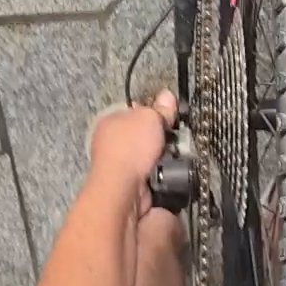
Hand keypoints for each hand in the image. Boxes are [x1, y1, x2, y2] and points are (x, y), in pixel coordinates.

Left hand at [86, 91, 177, 209]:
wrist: (123, 190)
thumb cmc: (131, 147)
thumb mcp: (150, 118)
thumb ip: (160, 108)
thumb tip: (167, 95)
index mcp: (110, 120)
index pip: (134, 110)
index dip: (152, 111)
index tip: (168, 115)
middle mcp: (111, 142)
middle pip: (143, 134)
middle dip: (160, 136)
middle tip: (174, 137)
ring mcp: (119, 164)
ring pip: (150, 155)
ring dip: (164, 156)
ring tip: (174, 155)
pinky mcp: (130, 184)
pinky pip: (153, 173)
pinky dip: (162, 172)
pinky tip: (169, 171)